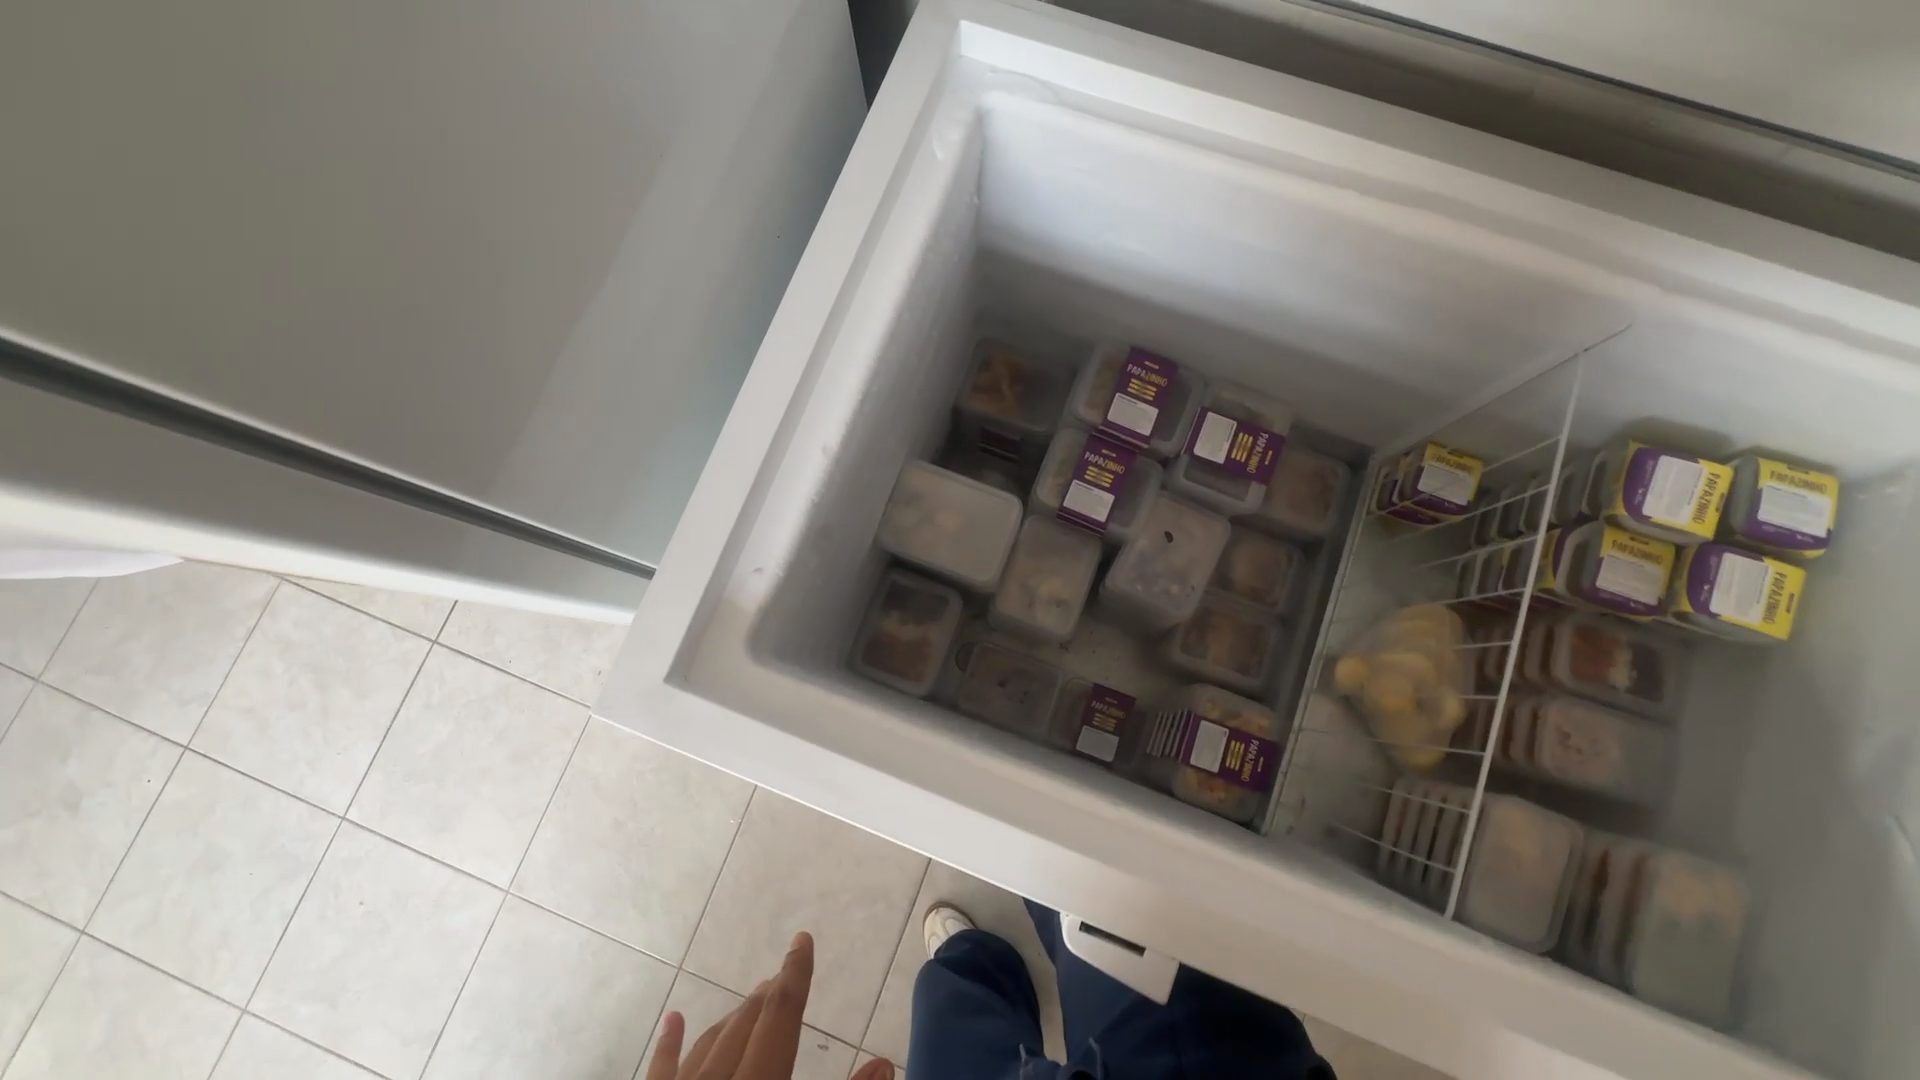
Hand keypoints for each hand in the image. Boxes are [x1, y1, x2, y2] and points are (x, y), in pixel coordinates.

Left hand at [644, 931, 894, 1079]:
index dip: (795, 975)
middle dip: (769, 997)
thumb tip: (884, 1064)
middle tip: (785, 976)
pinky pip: (660, 1070)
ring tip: (753, 1000)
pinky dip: (669, 1043)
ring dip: (734, 1017)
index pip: (780, 1017)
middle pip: (746, 1024)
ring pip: (708, 1042)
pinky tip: (673, 1019)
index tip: (802, 940)